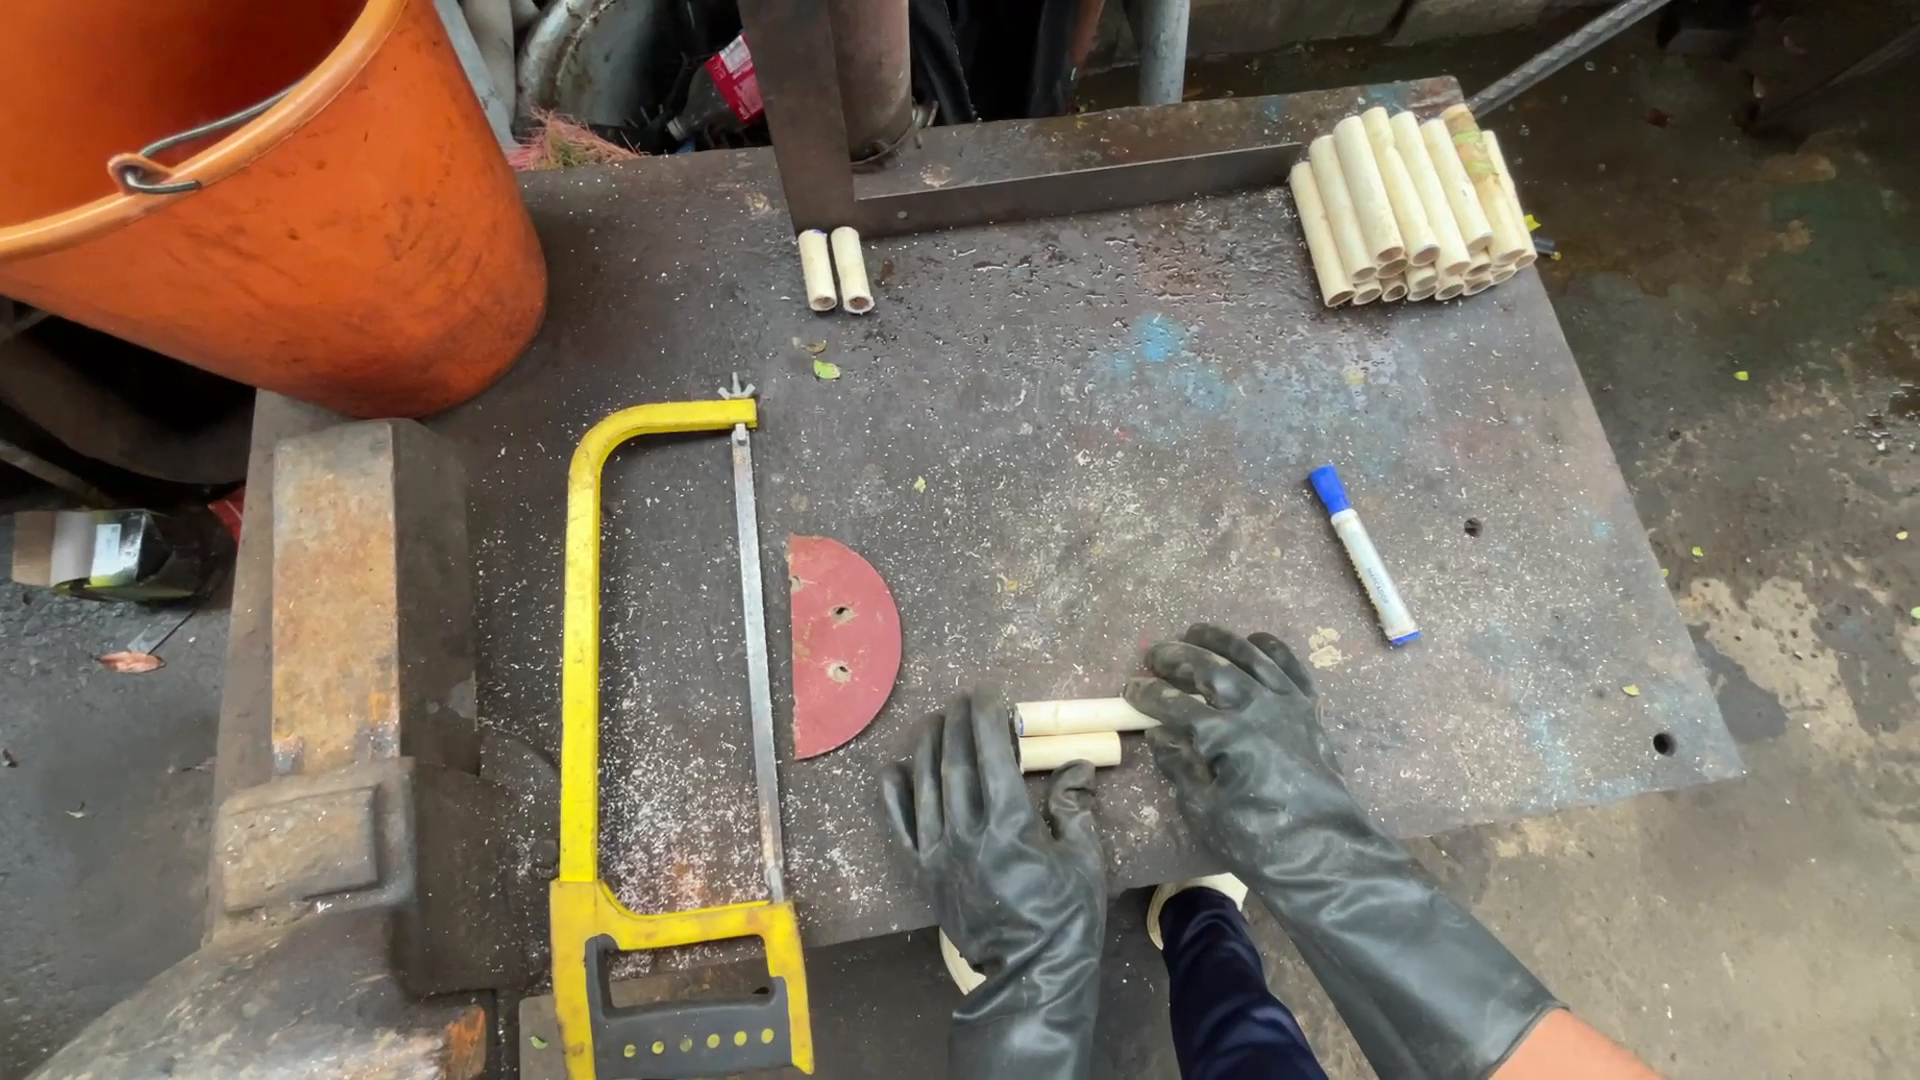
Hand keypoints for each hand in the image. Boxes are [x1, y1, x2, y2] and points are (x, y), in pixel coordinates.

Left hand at [881, 692, 1104, 1079]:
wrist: (1031, 978)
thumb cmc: (1066, 917)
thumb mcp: (1084, 859)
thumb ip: (1075, 805)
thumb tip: (1077, 763)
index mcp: (1010, 825)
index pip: (992, 755)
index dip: (988, 719)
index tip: (989, 696)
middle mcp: (967, 832)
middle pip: (955, 763)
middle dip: (957, 724)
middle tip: (961, 699)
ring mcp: (939, 853)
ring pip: (925, 786)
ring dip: (928, 747)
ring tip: (934, 722)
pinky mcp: (923, 873)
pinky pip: (900, 827)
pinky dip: (894, 795)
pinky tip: (893, 768)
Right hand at [1124, 624, 1355, 884]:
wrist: (1328, 857)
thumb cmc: (1258, 840)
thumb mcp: (1204, 810)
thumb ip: (1178, 766)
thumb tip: (1159, 735)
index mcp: (1225, 735)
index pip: (1175, 705)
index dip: (1148, 695)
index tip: (1129, 688)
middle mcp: (1256, 708)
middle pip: (1209, 668)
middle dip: (1177, 657)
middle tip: (1154, 653)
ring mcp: (1287, 704)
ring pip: (1249, 656)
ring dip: (1218, 640)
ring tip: (1194, 631)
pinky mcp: (1309, 710)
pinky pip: (1290, 666)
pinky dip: (1271, 648)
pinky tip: (1254, 640)